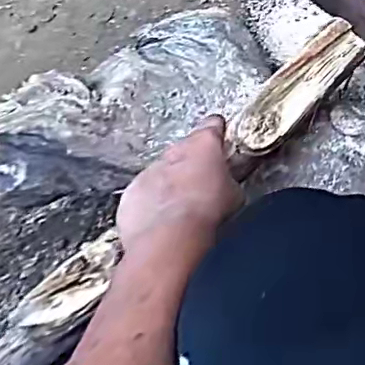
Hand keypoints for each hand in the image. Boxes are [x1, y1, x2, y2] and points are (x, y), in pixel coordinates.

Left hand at [114, 116, 242, 244]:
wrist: (168, 240)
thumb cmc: (207, 212)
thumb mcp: (234, 193)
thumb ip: (229, 179)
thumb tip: (227, 184)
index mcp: (204, 142)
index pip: (212, 125)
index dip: (217, 133)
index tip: (219, 143)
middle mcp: (175, 150)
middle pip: (184, 149)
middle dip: (190, 164)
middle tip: (199, 186)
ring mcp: (149, 171)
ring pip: (161, 172)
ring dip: (169, 184)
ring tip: (178, 210)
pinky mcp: (130, 194)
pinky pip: (142, 195)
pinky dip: (149, 204)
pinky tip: (158, 223)